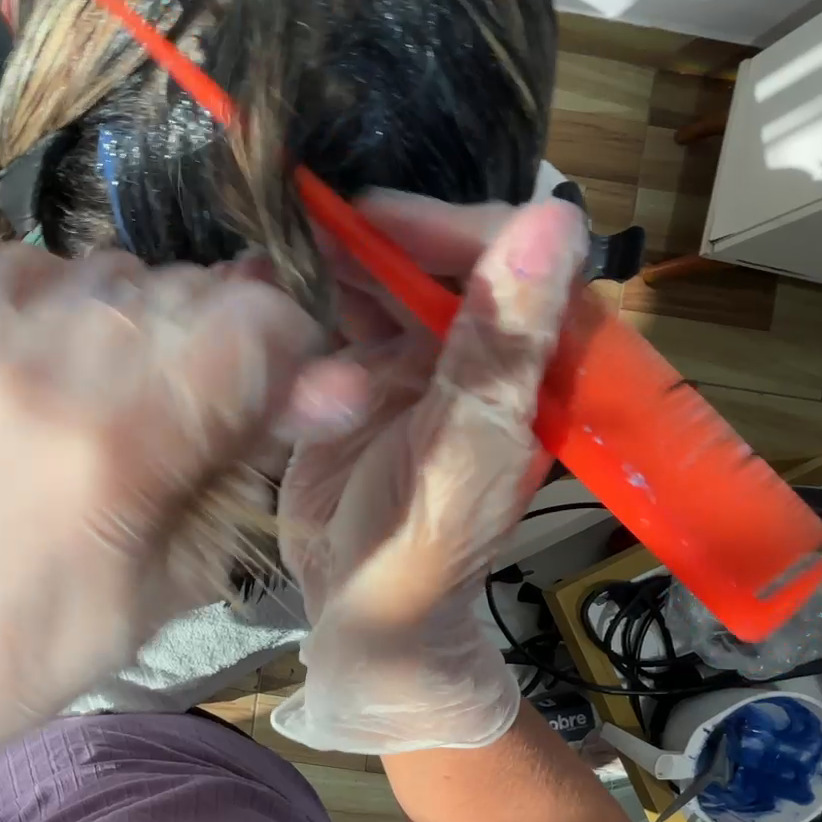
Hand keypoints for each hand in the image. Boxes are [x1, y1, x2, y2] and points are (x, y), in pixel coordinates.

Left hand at [0, 245, 343, 821]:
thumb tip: (339, 385)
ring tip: (134, 376)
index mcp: (120, 448)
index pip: (246, 325)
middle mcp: (54, 377)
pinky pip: (30, 265)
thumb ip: (248, 466)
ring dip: (148, 314)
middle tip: (206, 396)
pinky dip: (67, 292)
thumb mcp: (178, 575)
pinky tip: (68, 346)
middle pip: (186, 289)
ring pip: (114, 270)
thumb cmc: (60, 637)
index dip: (288, 343)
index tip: (281, 381)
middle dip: (222, 334)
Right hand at [271, 193, 587, 754]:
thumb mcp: (467, 444)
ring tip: (281, 249)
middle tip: (305, 224)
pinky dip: (305, 305)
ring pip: (377, 286)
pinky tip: (268, 292)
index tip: (370, 220)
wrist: (364, 603)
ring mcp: (406, 366)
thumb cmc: (425, 539)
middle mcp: (467, 349)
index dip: (442, 226)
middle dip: (375, 238)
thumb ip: (496, 344)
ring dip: (333, 265)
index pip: (502, 253)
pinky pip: (332, 327)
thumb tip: (553, 218)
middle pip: (432, 260)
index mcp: (521, 358)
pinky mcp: (351, 386)